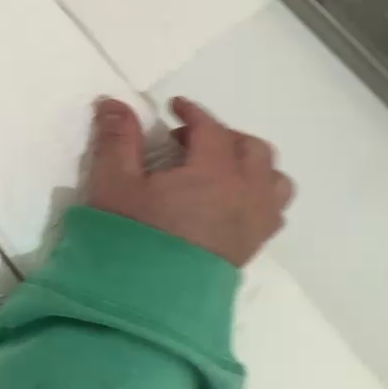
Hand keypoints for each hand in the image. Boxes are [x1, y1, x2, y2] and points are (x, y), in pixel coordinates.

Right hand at [83, 96, 293, 266]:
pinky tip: (226, 195)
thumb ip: (117, 138)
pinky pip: (274, 204)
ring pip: (273, 177)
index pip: (213, 130)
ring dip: (248, 161)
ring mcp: (258, 218)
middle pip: (253, 149)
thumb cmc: (132, 227)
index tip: (173, 105)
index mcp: (214, 173)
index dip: (194, 113)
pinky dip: (256, 188)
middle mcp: (248, 192)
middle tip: (187, 137)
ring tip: (214, 164)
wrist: (153, 287)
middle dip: (222, 134)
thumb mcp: (113, 178)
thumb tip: (114, 101)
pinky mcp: (256, 239)